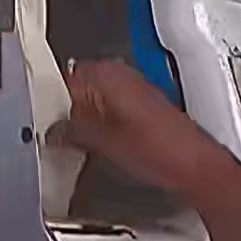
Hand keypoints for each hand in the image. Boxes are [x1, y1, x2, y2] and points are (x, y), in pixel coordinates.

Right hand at [51, 59, 240, 206]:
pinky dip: (102, 121)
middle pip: (78, 86)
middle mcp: (121, 73)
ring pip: (94, 97)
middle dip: (67, 109)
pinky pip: (110, 106)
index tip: (44, 120)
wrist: (196, 168)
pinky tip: (103, 145)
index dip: (50, 101)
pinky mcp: (142, 103)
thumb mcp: (101, 143)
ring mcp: (133, 87)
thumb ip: (71, 130)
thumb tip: (55, 130)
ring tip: (83, 144)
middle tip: (60, 135)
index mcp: (106, 73)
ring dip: (85, 117)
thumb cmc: (161, 150)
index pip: (64, 77)